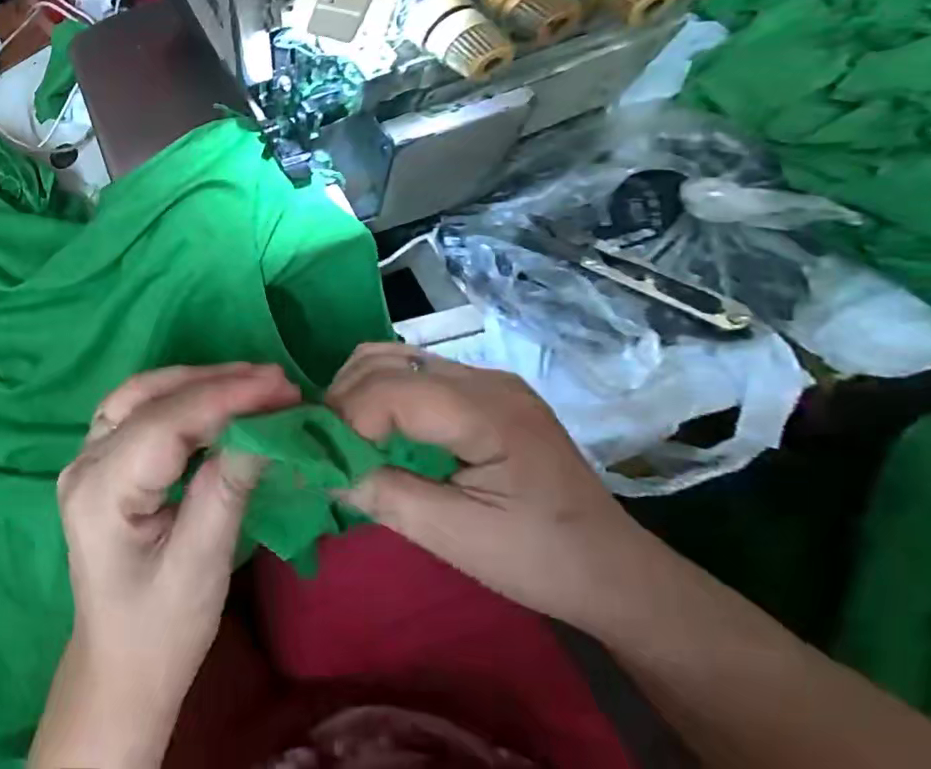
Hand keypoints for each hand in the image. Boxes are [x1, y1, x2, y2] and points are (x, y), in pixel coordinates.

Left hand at [32, 363, 299, 768]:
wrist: (119, 668)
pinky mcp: (100, 464)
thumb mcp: (201, 567)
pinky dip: (180, 400)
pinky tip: (217, 400)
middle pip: (147, 400)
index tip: (280, 387)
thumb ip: (226, 491)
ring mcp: (86, 460)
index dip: (223, 398)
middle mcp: (83, 463)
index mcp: (99, 492)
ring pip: (139, 397)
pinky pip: (138, 413)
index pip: (164, 424)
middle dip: (214, 383)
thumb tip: (267, 430)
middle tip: (277, 381)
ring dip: (196, 383)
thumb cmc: (161, 633)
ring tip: (254, 381)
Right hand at [327, 342, 654, 628]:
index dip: (345, 420)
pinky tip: (375, 430)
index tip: (327, 461)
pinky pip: (409, 372)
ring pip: (390, 357)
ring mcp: (484, 379)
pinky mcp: (480, 391)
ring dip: (355, 392)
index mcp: (488, 412)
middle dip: (342, 402)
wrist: (616, 573)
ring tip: (345, 437)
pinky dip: (377, 394)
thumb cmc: (539, 560)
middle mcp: (484, 379)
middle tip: (324, 448)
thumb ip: (379, 494)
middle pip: (383, 362)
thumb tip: (314, 470)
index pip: (390, 389)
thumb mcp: (453, 537)